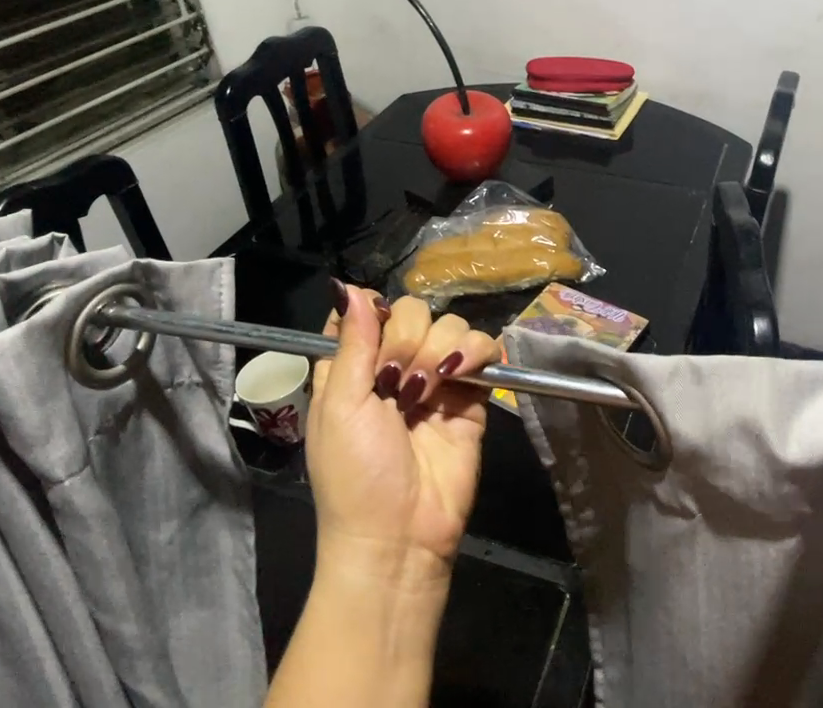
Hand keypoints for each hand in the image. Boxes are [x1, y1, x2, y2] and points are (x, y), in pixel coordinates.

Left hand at [306, 283, 500, 587]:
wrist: (400, 535)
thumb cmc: (355, 474)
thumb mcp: (340, 406)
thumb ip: (351, 343)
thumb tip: (347, 286)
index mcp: (352, 369)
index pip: (365, 312)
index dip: (373, 311)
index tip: (373, 329)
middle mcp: (396, 368)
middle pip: (412, 312)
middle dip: (406, 337)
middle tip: (397, 381)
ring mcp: (437, 380)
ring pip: (448, 325)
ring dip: (438, 348)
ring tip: (426, 390)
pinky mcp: (472, 397)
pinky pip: (482, 349)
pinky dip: (475, 351)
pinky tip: (459, 374)